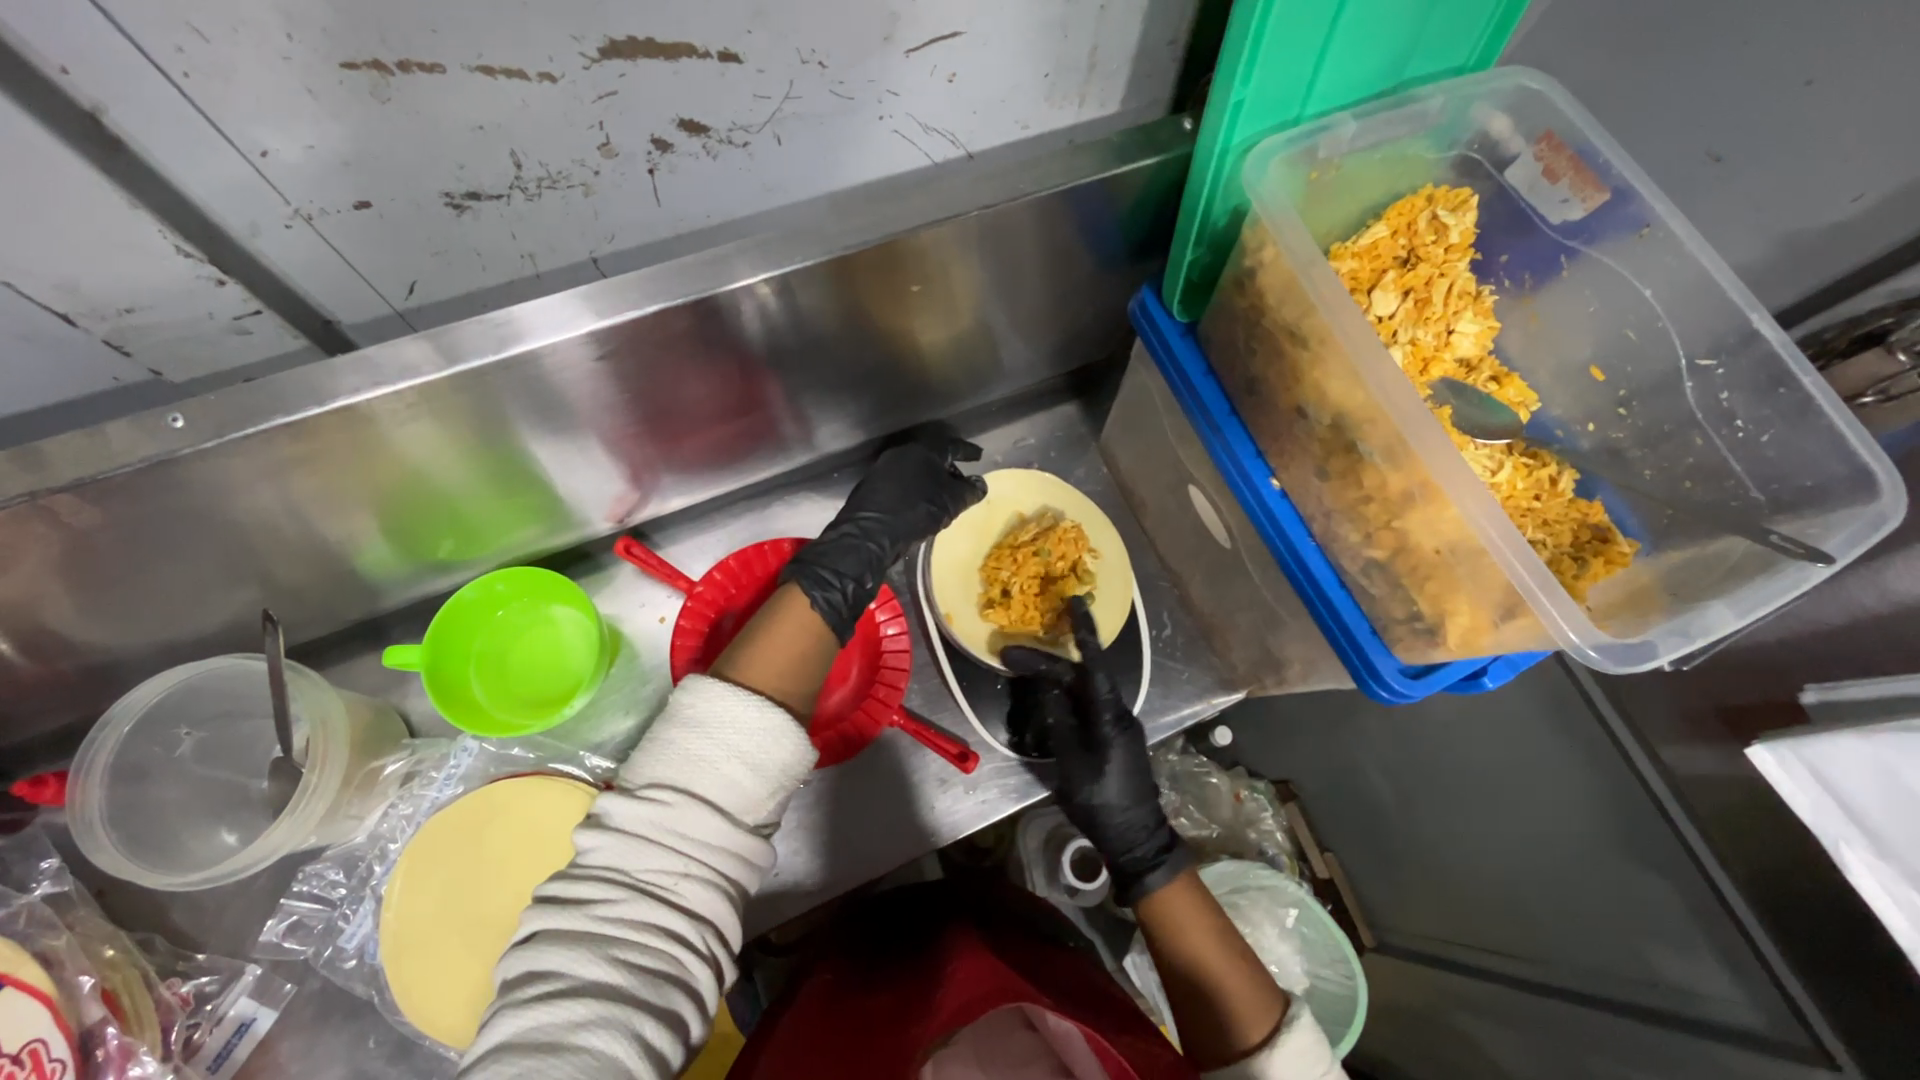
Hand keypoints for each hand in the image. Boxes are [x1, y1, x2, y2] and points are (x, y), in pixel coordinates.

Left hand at [781, 433, 985, 642]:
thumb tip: (980, 483)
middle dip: (947, 468)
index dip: (967, 451)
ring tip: (941, 495)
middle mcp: (901, 453)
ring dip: (929, 480)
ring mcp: (883, 469)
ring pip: (914, 470)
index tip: (977, 456)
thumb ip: (969, 491)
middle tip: (960, 479)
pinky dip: (914, 490)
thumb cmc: (917, 510)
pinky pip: (900, 483)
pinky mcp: (871, 487)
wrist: (870, 533)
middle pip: (930, 456)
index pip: (952, 446)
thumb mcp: (952, 502)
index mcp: (924, 450)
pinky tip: (919, 505)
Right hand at [1003, 598, 1191, 905]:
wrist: (1136, 837)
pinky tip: (1044, 694)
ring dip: (1052, 677)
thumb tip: (1047, 688)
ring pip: (1082, 690)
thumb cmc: (1102, 803)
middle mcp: (1117, 713)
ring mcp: (1116, 725)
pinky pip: (1085, 705)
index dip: (1083, 632)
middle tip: (1007, 654)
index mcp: (1110, 716)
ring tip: (1020, 667)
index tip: (1073, 603)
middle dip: (1045, 662)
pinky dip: (1063, 695)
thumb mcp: (1072, 765)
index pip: (1095, 665)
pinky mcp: (1112, 737)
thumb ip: (1060, 724)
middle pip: (1080, 677)